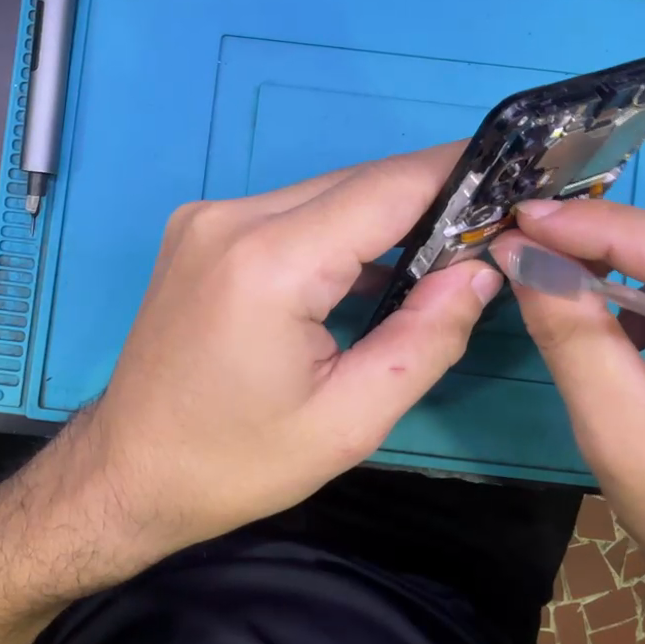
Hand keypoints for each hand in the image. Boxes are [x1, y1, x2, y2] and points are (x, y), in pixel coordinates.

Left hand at [78, 144, 504, 558]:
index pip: (385, 188)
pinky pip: (287, 212)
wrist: (127, 470)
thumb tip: (480, 270)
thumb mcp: (348, 421)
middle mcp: (231, 217)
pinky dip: (335, 230)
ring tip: (442, 247)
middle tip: (488, 225)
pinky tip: (370, 266)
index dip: (455, 173)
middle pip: (354, 184)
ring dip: (380, 216)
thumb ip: (425, 338)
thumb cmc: (235, 462)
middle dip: (425, 198)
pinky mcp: (199, 231)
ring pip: (321, 194)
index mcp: (269, 261)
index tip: (516, 173)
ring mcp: (207, 218)